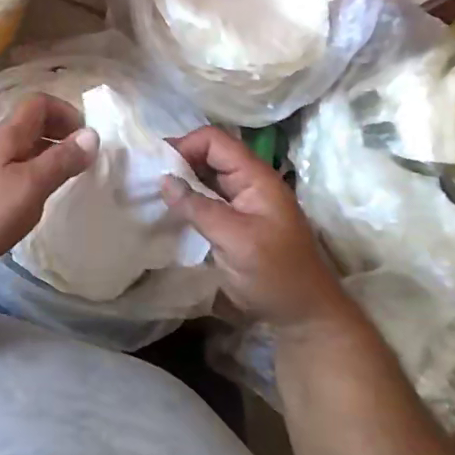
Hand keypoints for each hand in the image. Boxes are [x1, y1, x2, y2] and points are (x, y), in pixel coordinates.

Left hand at [0, 93, 98, 268]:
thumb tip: (92, 135)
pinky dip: (36, 168)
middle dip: (61, 131)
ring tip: (66, 174)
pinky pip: (17, 162)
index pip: (40, 102)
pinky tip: (40, 192)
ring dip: (50, 151)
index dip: (66, 112)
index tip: (84, 137)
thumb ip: (62, 159)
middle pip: (33, 120)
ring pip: (26, 143)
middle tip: (81, 156)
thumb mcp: (32, 185)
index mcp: (8, 133)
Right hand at [162, 127, 352, 334]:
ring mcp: (243, 201)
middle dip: (180, 161)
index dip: (186, 145)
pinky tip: (170, 210)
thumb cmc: (276, 274)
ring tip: (153, 192)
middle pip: (209, 154)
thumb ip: (199, 208)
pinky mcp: (237, 221)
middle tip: (149, 178)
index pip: (215, 141)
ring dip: (183, 181)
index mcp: (255, 176)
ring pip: (207, 177)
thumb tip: (164, 179)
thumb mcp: (236, 241)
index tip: (159, 166)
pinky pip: (209, 199)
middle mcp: (249, 182)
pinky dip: (189, 200)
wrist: (305, 313)